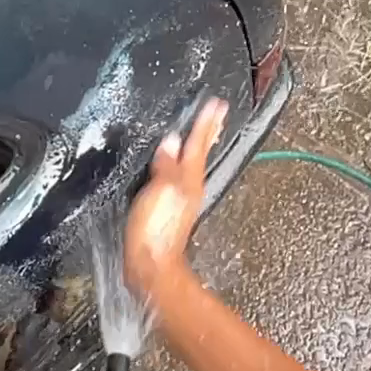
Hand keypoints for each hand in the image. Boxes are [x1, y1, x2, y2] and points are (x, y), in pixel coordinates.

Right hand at [123, 98, 225, 299]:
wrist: (150, 267)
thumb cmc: (154, 232)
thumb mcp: (159, 191)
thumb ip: (166, 165)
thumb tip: (171, 141)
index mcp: (189, 179)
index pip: (198, 143)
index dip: (205, 122)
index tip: (216, 103)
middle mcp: (191, 186)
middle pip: (202, 151)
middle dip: (210, 130)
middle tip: (219, 110)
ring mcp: (183, 197)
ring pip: (195, 161)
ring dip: (201, 142)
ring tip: (206, 128)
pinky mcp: (171, 207)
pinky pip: (182, 173)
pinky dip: (185, 159)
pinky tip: (178, 159)